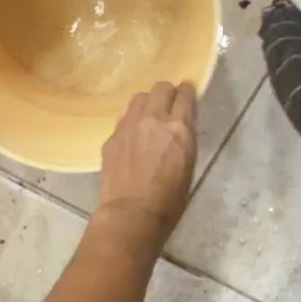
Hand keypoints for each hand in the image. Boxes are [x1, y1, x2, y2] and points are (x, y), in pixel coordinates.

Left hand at [98, 81, 198, 238]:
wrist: (132, 213)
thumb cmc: (169, 200)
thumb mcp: (189, 167)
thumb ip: (184, 140)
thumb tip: (180, 127)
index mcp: (179, 128)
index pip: (185, 95)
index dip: (188, 91)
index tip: (188, 92)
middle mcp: (154, 119)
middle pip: (161, 88)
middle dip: (167, 92)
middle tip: (169, 102)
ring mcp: (129, 125)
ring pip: (139, 98)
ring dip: (148, 102)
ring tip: (148, 115)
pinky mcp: (112, 136)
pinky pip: (123, 117)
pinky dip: (131, 120)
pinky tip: (132, 134)